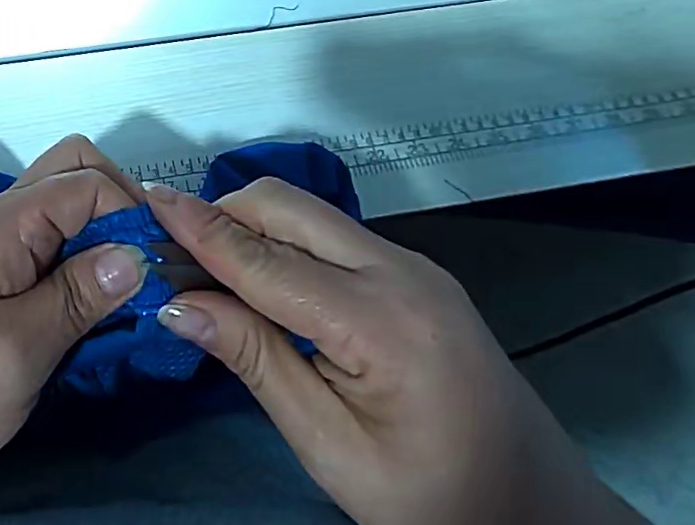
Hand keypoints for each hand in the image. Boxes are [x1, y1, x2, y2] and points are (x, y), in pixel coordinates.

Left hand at [0, 136, 149, 524]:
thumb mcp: (19, 348)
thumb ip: (79, 295)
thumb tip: (138, 253)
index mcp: (5, 222)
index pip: (87, 181)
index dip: (134, 214)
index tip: (168, 266)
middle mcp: (2, 217)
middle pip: (73, 170)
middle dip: (120, 204)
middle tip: (147, 265)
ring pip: (64, 201)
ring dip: (104, 228)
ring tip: (132, 284)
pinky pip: (52, 237)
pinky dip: (84, 251)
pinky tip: (100, 294)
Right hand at [145, 179, 646, 524]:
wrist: (548, 521)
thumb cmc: (437, 505)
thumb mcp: (332, 449)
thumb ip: (253, 360)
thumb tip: (174, 302)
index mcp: (385, 324)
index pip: (264, 259)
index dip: (198, 229)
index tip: (146, 201)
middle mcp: (401, 271)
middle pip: (283, 205)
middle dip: (221, 215)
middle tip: (174, 252)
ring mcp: (411, 264)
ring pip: (302, 210)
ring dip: (246, 225)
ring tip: (208, 268)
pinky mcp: (411, 269)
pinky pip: (324, 232)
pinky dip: (277, 240)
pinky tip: (260, 278)